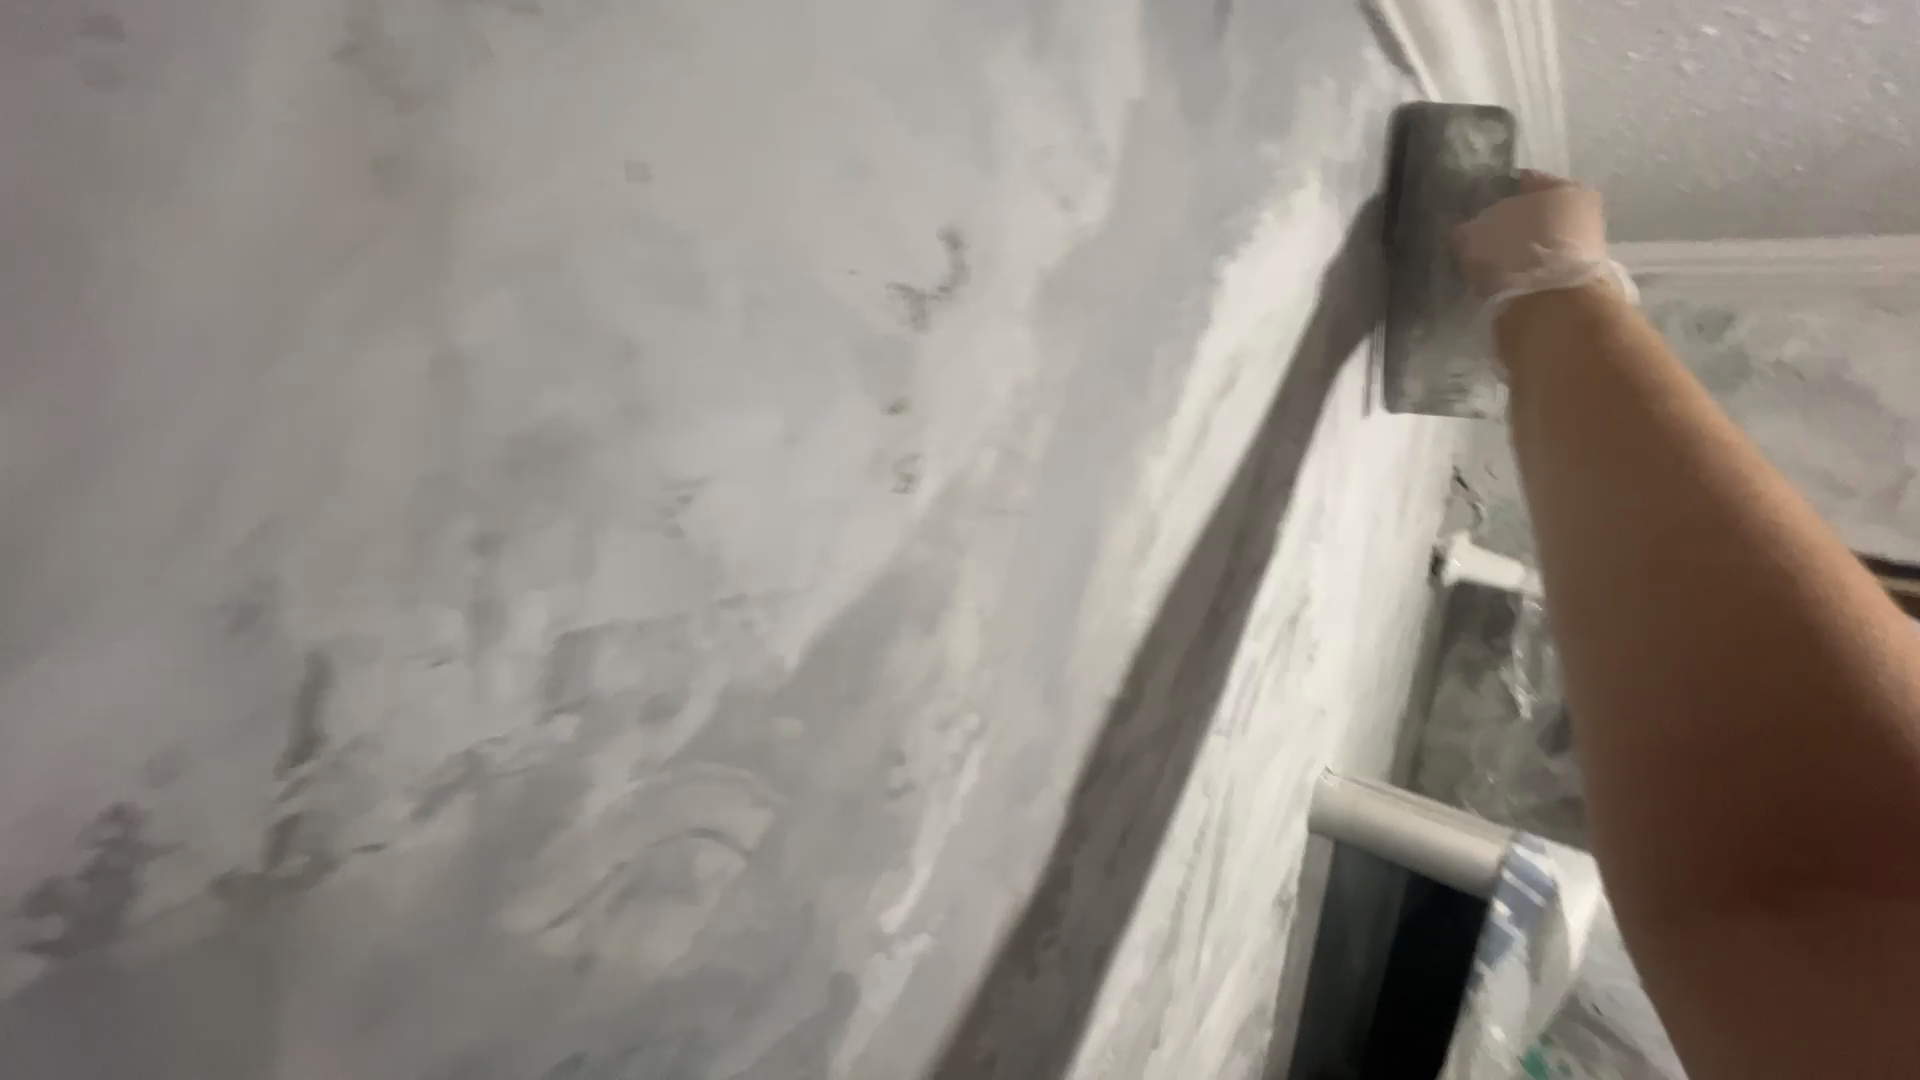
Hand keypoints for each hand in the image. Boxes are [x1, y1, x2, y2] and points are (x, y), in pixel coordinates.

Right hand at [1452, 170, 1611, 303]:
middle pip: (1535, 212)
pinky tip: (1503, 283)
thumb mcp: (1474, 233)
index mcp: (1561, 186)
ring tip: (1488, 266)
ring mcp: (1584, 244)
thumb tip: (1465, 232)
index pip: (1522, 181)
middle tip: (1480, 239)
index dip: (1494, 193)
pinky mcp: (1577, 276)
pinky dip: (1523, 272)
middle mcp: (1581, 209)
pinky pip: (1540, 267)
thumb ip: (1468, 228)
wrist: (1550, 300)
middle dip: (1509, 225)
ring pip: (1538, 241)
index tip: (1473, 210)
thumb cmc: (1513, 251)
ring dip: (1516, 251)